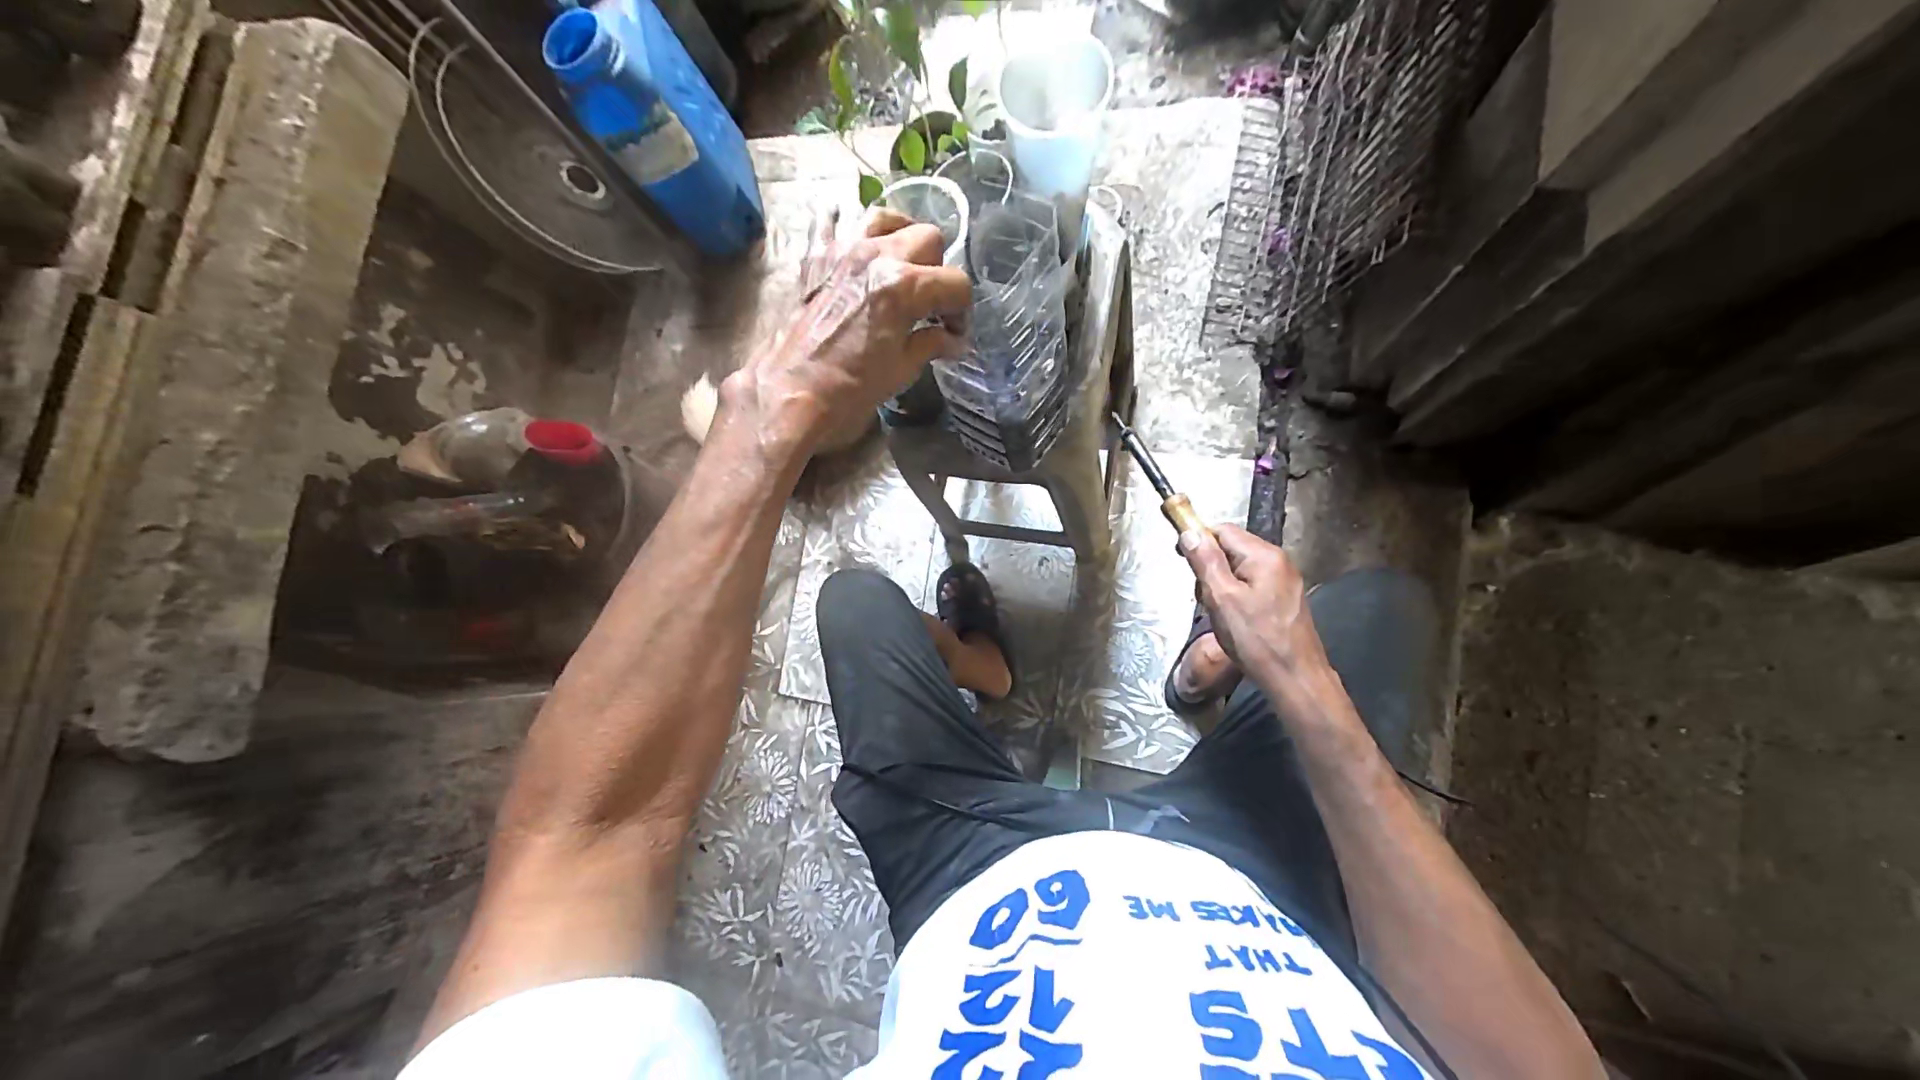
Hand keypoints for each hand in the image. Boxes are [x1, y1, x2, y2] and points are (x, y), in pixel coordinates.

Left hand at [725, 207, 971, 452]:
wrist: (795, 393)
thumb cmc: (852, 388)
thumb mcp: (902, 369)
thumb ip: (931, 344)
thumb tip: (951, 340)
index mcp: (904, 286)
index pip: (955, 283)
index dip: (961, 310)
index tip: (954, 331)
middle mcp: (876, 256)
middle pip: (928, 238)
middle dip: (937, 269)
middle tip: (930, 302)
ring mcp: (843, 251)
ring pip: (885, 218)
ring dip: (901, 237)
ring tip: (902, 264)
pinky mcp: (816, 258)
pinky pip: (833, 221)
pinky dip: (848, 227)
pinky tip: (856, 244)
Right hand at [1179, 524, 1332, 686]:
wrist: (1295, 677)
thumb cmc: (1256, 639)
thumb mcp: (1222, 598)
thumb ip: (1205, 562)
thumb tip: (1190, 532)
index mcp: (1264, 555)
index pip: (1222, 531)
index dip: (1198, 541)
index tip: (1184, 563)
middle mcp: (1278, 560)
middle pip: (1231, 548)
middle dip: (1210, 567)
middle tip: (1203, 597)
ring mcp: (1284, 579)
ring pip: (1239, 568)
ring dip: (1221, 583)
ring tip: (1218, 611)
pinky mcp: (1284, 597)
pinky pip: (1252, 583)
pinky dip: (1235, 594)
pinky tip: (1233, 618)